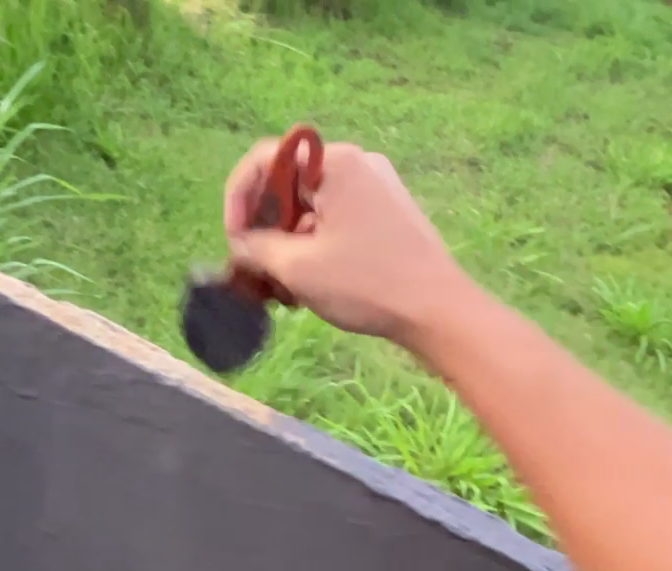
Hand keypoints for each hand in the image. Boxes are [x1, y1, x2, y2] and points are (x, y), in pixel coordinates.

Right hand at [223, 137, 472, 346]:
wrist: (436, 308)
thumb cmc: (367, 284)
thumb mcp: (298, 269)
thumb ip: (258, 249)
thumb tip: (241, 245)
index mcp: (334, 163)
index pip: (264, 160)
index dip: (238, 200)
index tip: (235, 242)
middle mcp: (357, 163)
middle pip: (288, 185)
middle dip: (264, 228)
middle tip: (254, 271)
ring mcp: (376, 187)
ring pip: (311, 207)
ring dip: (287, 243)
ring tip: (281, 288)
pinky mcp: (388, 212)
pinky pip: (336, 219)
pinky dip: (314, 246)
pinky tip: (309, 284)